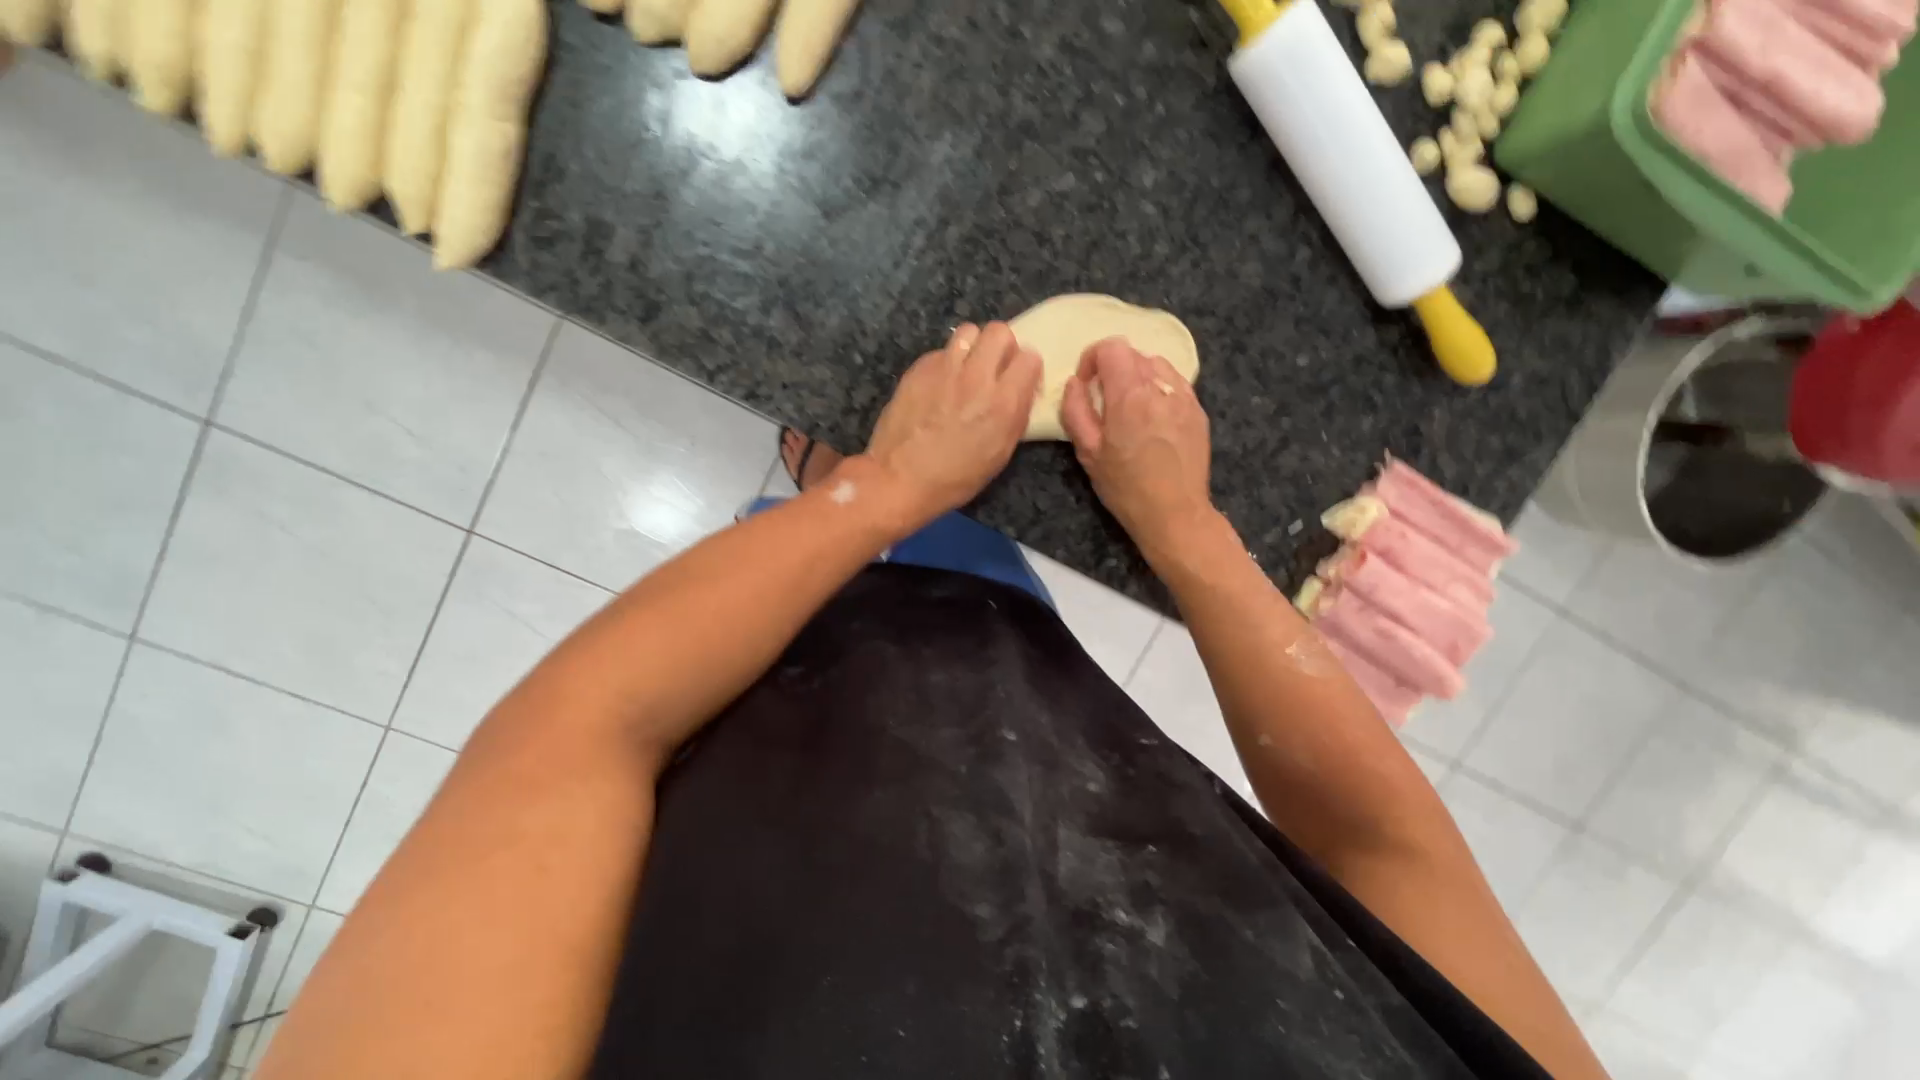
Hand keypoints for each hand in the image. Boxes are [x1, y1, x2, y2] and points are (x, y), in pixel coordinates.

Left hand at [859, 322, 1041, 531]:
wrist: (899, 478)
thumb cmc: (955, 478)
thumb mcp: (1000, 454)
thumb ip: (1015, 416)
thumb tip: (1020, 393)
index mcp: (1003, 402)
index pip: (1029, 357)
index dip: (1026, 368)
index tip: (1019, 380)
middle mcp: (977, 377)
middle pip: (1000, 331)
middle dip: (1002, 346)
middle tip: (994, 367)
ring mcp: (945, 368)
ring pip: (969, 331)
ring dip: (973, 346)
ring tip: (966, 368)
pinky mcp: (919, 368)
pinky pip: (941, 350)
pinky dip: (946, 362)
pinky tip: (939, 384)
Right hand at [1060, 338, 1215, 555]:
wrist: (1175, 513)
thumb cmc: (1125, 487)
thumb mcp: (1088, 452)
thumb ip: (1075, 410)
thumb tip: (1075, 383)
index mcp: (1129, 395)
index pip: (1111, 347)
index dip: (1092, 358)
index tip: (1086, 383)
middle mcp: (1160, 387)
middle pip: (1134, 353)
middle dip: (1113, 367)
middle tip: (1104, 398)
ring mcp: (1184, 397)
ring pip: (1157, 364)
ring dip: (1138, 376)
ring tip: (1130, 406)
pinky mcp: (1198, 411)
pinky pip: (1175, 383)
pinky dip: (1159, 389)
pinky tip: (1153, 417)